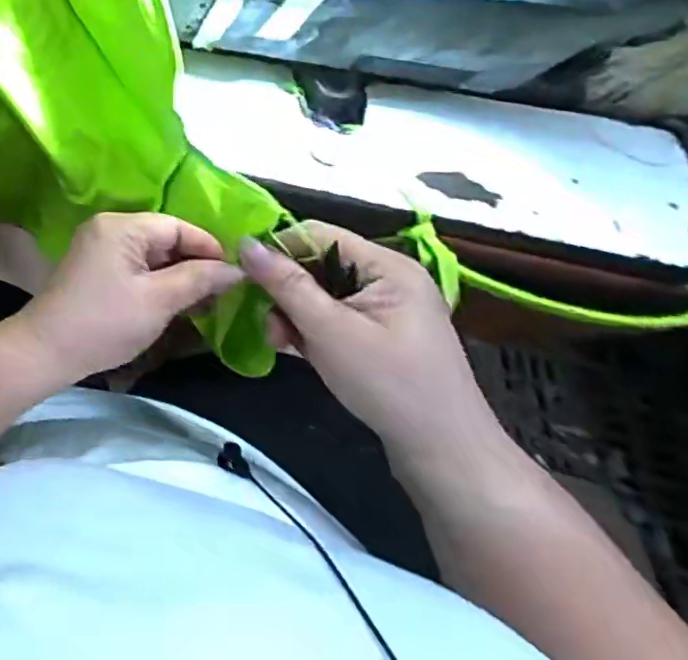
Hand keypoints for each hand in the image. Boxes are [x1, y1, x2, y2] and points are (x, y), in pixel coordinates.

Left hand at [11, 213, 244, 382]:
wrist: (47, 348)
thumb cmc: (105, 322)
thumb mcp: (159, 300)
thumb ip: (199, 279)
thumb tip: (237, 269)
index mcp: (120, 226)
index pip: (177, 225)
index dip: (209, 248)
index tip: (237, 277)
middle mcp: (107, 228)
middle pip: (164, 238)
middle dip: (196, 264)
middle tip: (225, 295)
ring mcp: (98, 248)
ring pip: (152, 254)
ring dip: (179, 276)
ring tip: (206, 305)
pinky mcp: (95, 269)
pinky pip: (136, 266)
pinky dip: (158, 282)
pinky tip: (178, 304)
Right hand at [239, 221, 501, 456]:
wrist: (444, 453)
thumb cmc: (389, 384)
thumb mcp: (328, 330)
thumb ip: (285, 283)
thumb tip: (244, 242)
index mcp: (387, 266)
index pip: (315, 234)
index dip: (275, 249)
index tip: (244, 277)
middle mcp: (386, 277)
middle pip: (313, 262)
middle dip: (282, 290)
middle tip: (267, 323)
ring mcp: (383, 305)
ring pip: (315, 290)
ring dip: (289, 312)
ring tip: (280, 342)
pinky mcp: (377, 331)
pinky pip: (328, 312)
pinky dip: (306, 327)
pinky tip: (296, 349)